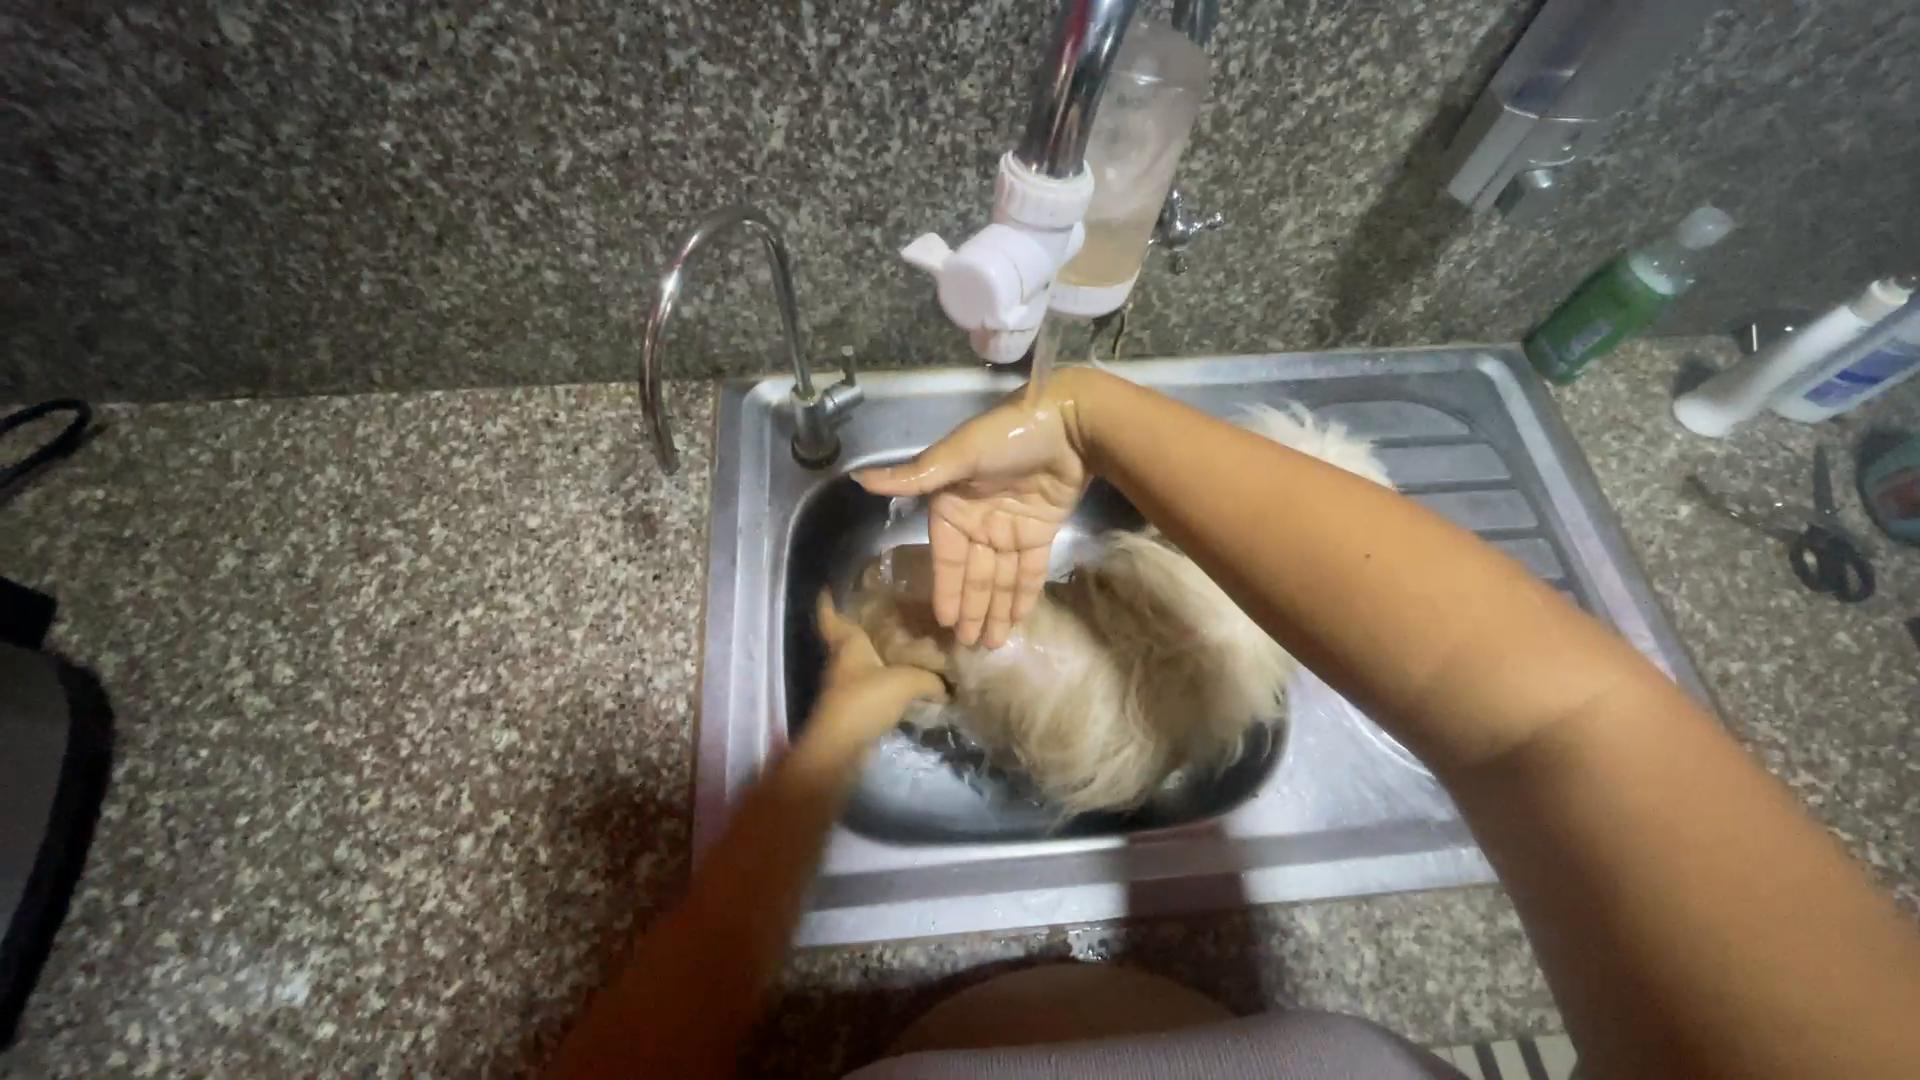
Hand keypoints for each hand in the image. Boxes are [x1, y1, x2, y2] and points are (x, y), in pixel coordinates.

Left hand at [808, 590, 948, 748]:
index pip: (831, 616)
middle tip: (891, 611)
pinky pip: (873, 686)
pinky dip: (887, 681)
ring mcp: (847, 686)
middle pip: (849, 638)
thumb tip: (947, 687)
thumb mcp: (906, 682)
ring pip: (863, 662)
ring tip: (908, 644)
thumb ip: (930, 679)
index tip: (831, 586)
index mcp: (848, 644)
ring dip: (878, 655)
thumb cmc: (865, 700)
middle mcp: (843, 661)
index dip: (828, 601)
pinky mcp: (856, 708)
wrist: (842, 747)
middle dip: (864, 625)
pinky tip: (909, 681)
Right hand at [854, 374, 1093, 646]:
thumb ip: (915, 476)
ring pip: (1002, 577)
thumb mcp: (957, 455)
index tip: (945, 621)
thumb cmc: (1007, 437)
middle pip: (975, 573)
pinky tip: (1017, 620)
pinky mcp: (1042, 531)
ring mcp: (1011, 527)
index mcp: (953, 504)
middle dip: (973, 609)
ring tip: (993, 644)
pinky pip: (1030, 569)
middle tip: (970, 647)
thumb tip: (859, 479)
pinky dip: (1023, 594)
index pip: (947, 557)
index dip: (947, 589)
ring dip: (997, 610)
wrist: (1070, 423)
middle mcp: (979, 520)